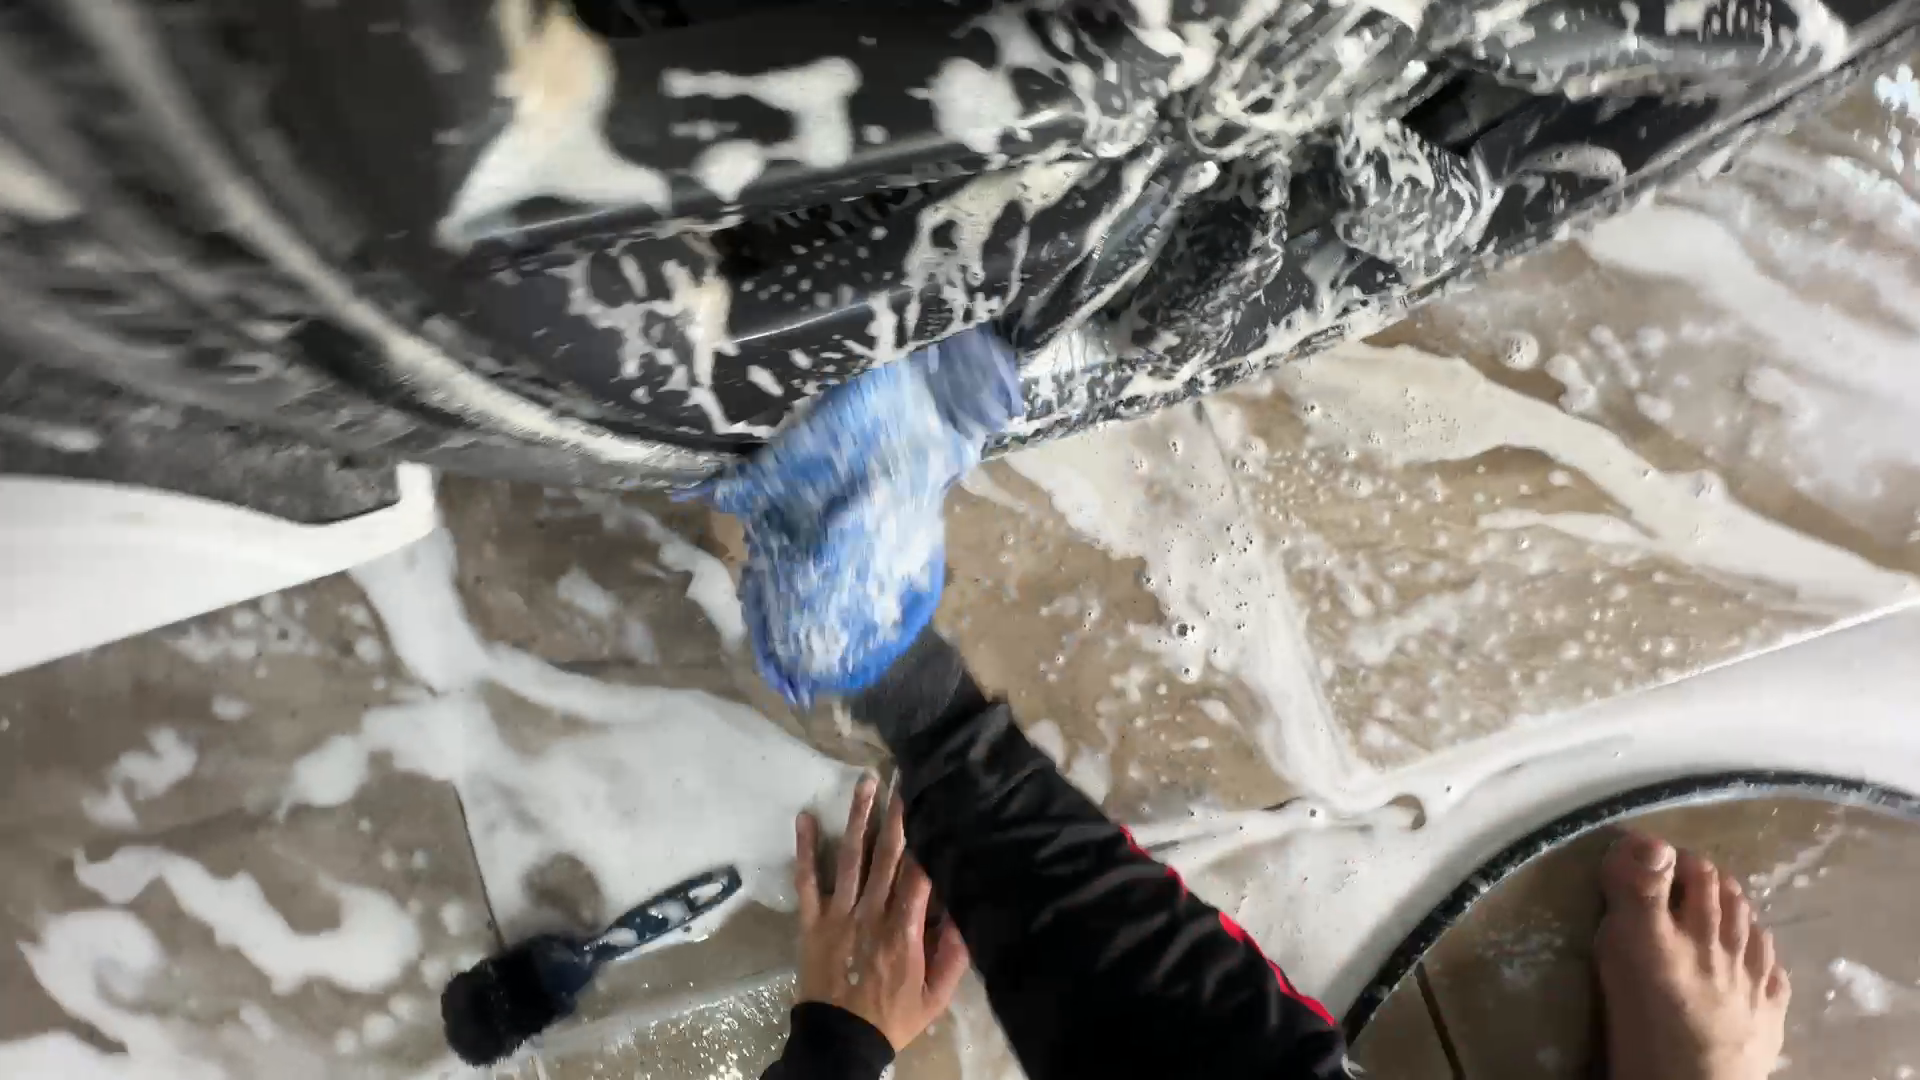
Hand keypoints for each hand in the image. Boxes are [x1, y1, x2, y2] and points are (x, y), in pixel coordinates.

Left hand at [793, 777, 970, 1049]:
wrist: (839, 1044)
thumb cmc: (891, 1016)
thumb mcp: (935, 996)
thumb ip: (955, 955)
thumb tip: (968, 911)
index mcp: (904, 929)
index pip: (919, 874)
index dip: (927, 839)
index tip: (933, 804)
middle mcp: (872, 912)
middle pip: (887, 854)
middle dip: (896, 814)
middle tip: (902, 778)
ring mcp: (839, 913)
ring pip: (851, 856)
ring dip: (859, 817)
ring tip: (866, 782)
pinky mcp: (812, 921)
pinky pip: (806, 880)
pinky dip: (804, 848)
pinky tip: (805, 817)